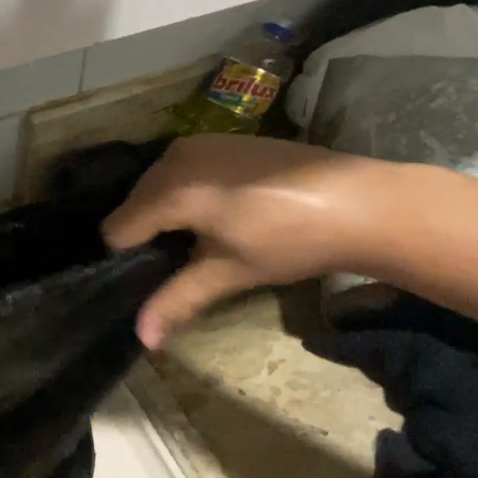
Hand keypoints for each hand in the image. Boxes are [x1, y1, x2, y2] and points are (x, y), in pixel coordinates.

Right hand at [101, 135, 387, 347]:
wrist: (359, 201)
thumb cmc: (289, 241)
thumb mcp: (229, 273)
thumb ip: (177, 299)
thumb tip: (141, 339)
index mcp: (169, 192)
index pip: (117, 228)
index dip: (130, 257)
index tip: (157, 273)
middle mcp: (173, 158)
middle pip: (133, 203)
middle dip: (147, 231)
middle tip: (183, 257)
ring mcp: (196, 143)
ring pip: (155, 183)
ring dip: (166, 210)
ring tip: (204, 235)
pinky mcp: (218, 138)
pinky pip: (180, 167)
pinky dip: (186, 189)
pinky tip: (222, 208)